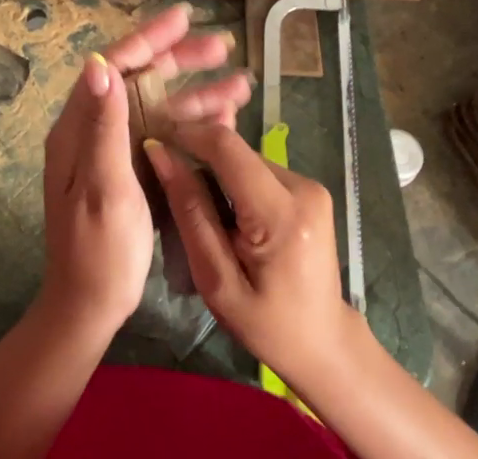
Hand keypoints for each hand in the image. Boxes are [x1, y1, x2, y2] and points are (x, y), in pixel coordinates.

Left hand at [39, 5, 250, 335]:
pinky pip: (165, 135)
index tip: (184, 18)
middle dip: (180, 60)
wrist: (90, 305)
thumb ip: (103, 126)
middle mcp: (95, 130)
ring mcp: (115, 151)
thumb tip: (101, 65)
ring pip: (158, 106)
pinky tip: (227, 119)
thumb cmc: (96, 251)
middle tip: (223, 47)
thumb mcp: (102, 187)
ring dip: (197, 93)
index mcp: (79, 128)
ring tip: (241, 84)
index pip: (113, 66)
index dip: (147, 39)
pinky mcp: (133, 171)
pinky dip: (195, 124)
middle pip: (139, 80)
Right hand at [143, 120, 357, 383]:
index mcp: (281, 214)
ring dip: (215, 171)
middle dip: (197, 156)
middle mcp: (303, 188)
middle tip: (166, 179)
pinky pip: (258, 170)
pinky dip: (233, 181)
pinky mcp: (309, 190)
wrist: (323, 343)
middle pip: (236, 151)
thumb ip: (190, 212)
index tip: (154, 142)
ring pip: (245, 158)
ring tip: (193, 202)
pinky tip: (222, 210)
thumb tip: (161, 155)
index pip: (227, 147)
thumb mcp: (216, 279)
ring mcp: (310, 187)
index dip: (186, 135)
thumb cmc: (266, 324)